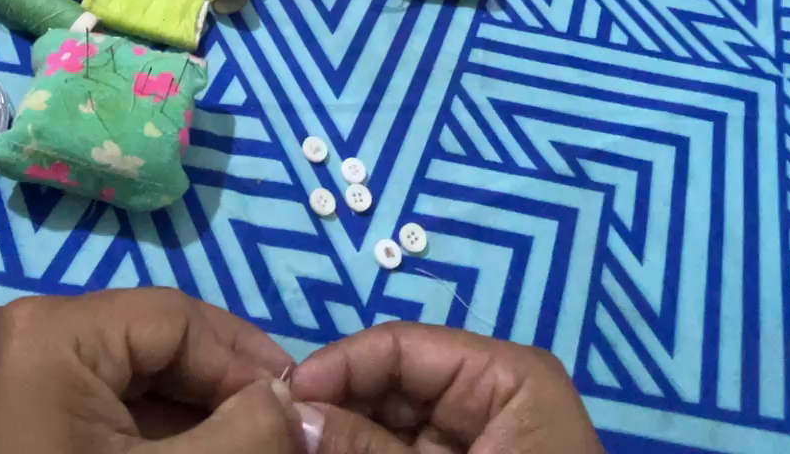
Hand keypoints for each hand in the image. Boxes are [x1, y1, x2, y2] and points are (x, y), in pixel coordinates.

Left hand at [0, 288, 308, 452]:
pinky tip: (196, 447)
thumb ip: (242, 435)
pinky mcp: (15, 403)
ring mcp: (14, 367)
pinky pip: (99, 396)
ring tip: (248, 437)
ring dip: (191, 408)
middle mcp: (24, 329)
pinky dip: (150, 426)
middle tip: (281, 422)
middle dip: (219, 386)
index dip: (242, 356)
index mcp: (49, 331)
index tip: (300, 397)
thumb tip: (295, 399)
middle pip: (151, 340)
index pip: (172, 317)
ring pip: (130, 371)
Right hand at [289, 322, 601, 453]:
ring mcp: (476, 440)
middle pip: (390, 384)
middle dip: (336, 407)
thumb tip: (287, 413)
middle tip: (284, 430)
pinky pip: (398, 453)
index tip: (284, 396)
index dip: (339, 365)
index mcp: (505, 376)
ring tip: (299, 443)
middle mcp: (489, 397)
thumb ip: (364, 449)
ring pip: (387, 423)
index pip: (402, 345)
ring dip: (343, 436)